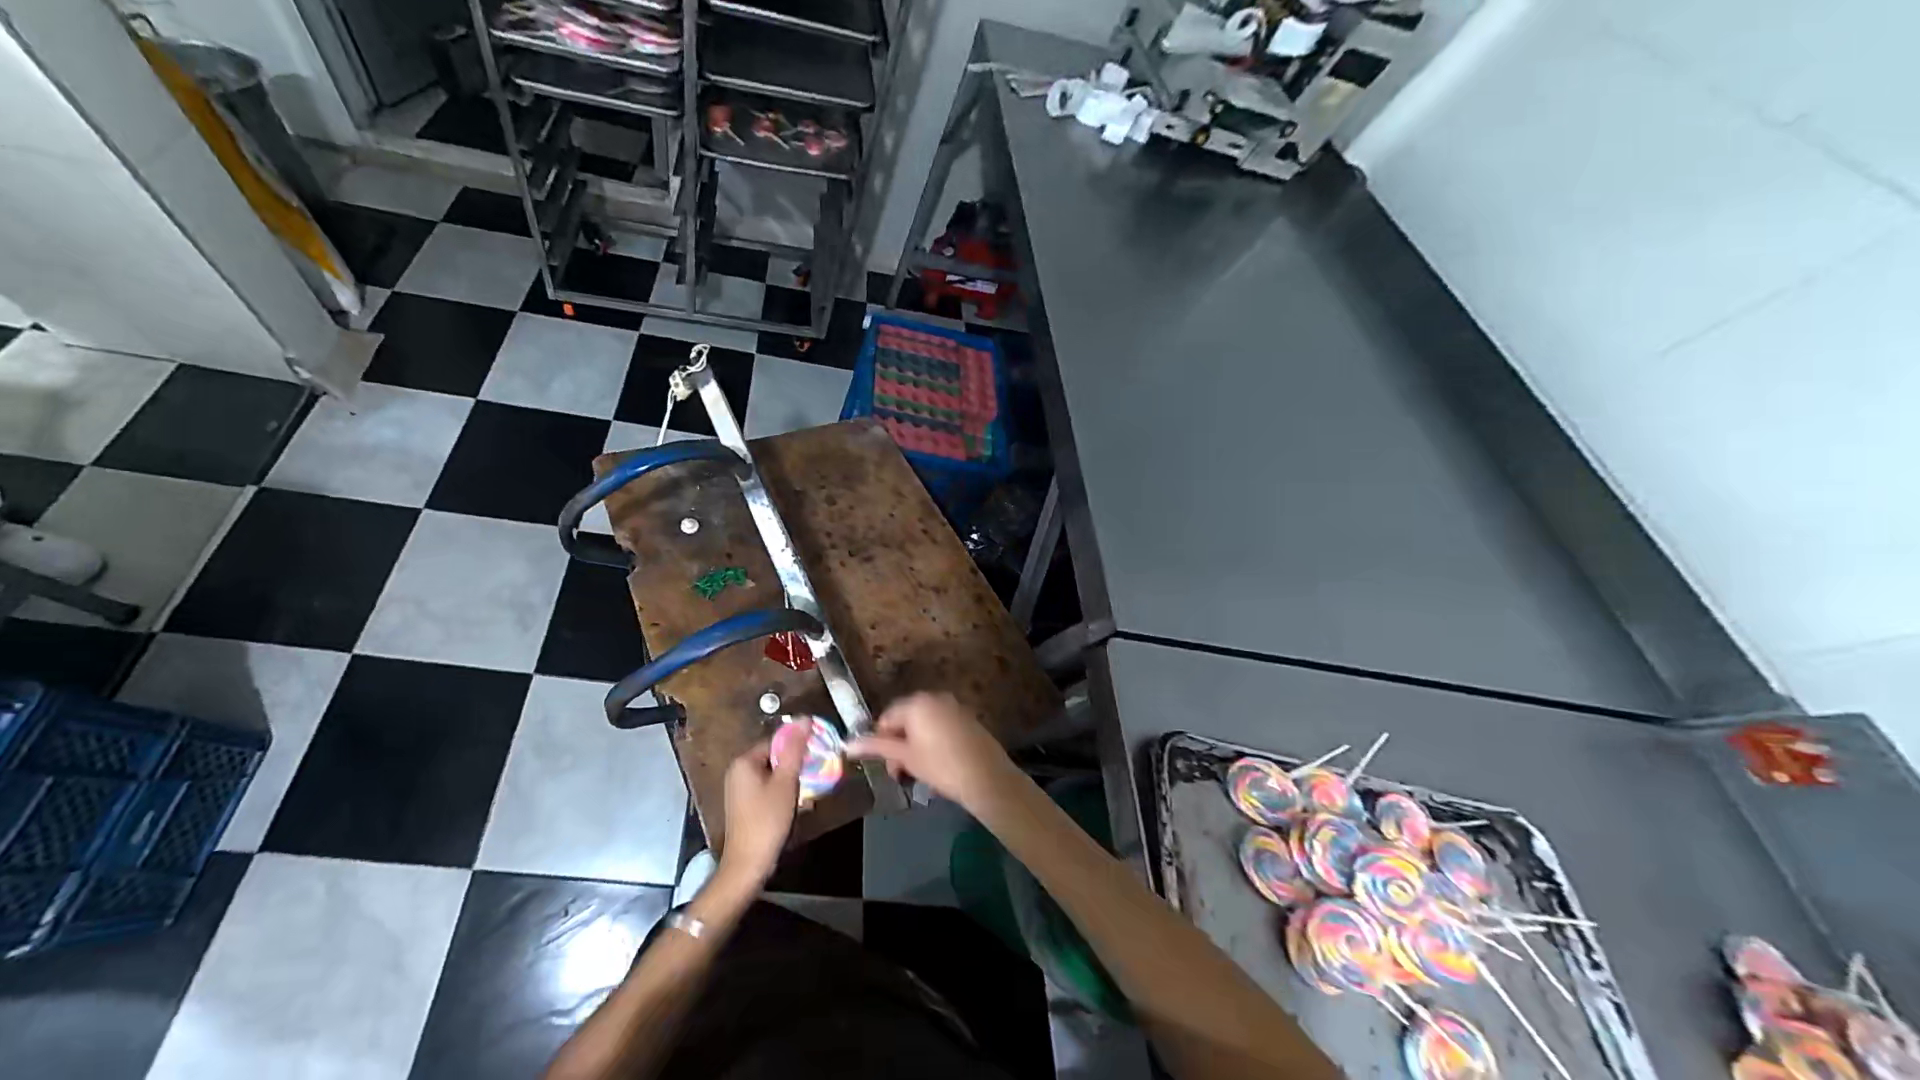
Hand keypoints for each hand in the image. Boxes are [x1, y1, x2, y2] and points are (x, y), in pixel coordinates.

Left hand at [717, 728, 804, 887]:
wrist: (749, 864)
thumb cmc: (767, 820)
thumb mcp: (786, 781)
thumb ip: (795, 749)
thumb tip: (804, 719)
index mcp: (744, 762)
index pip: (776, 741)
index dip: (798, 746)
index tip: (817, 754)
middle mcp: (738, 772)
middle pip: (774, 757)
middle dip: (796, 765)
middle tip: (816, 772)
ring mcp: (740, 790)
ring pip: (773, 774)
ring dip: (792, 780)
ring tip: (809, 790)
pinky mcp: (745, 805)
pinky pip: (768, 789)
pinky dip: (783, 792)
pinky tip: (796, 804)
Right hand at [847, 692, 1020, 812]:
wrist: (986, 778)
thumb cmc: (940, 766)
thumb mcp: (905, 757)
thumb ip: (877, 747)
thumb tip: (846, 744)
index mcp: (917, 702)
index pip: (886, 718)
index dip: (881, 742)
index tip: (886, 765)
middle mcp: (935, 697)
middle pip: (905, 719)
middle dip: (898, 745)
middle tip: (899, 771)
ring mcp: (953, 706)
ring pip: (923, 724)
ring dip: (915, 745)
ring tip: (917, 771)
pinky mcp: (967, 718)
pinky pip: (940, 726)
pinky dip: (933, 741)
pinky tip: (937, 764)